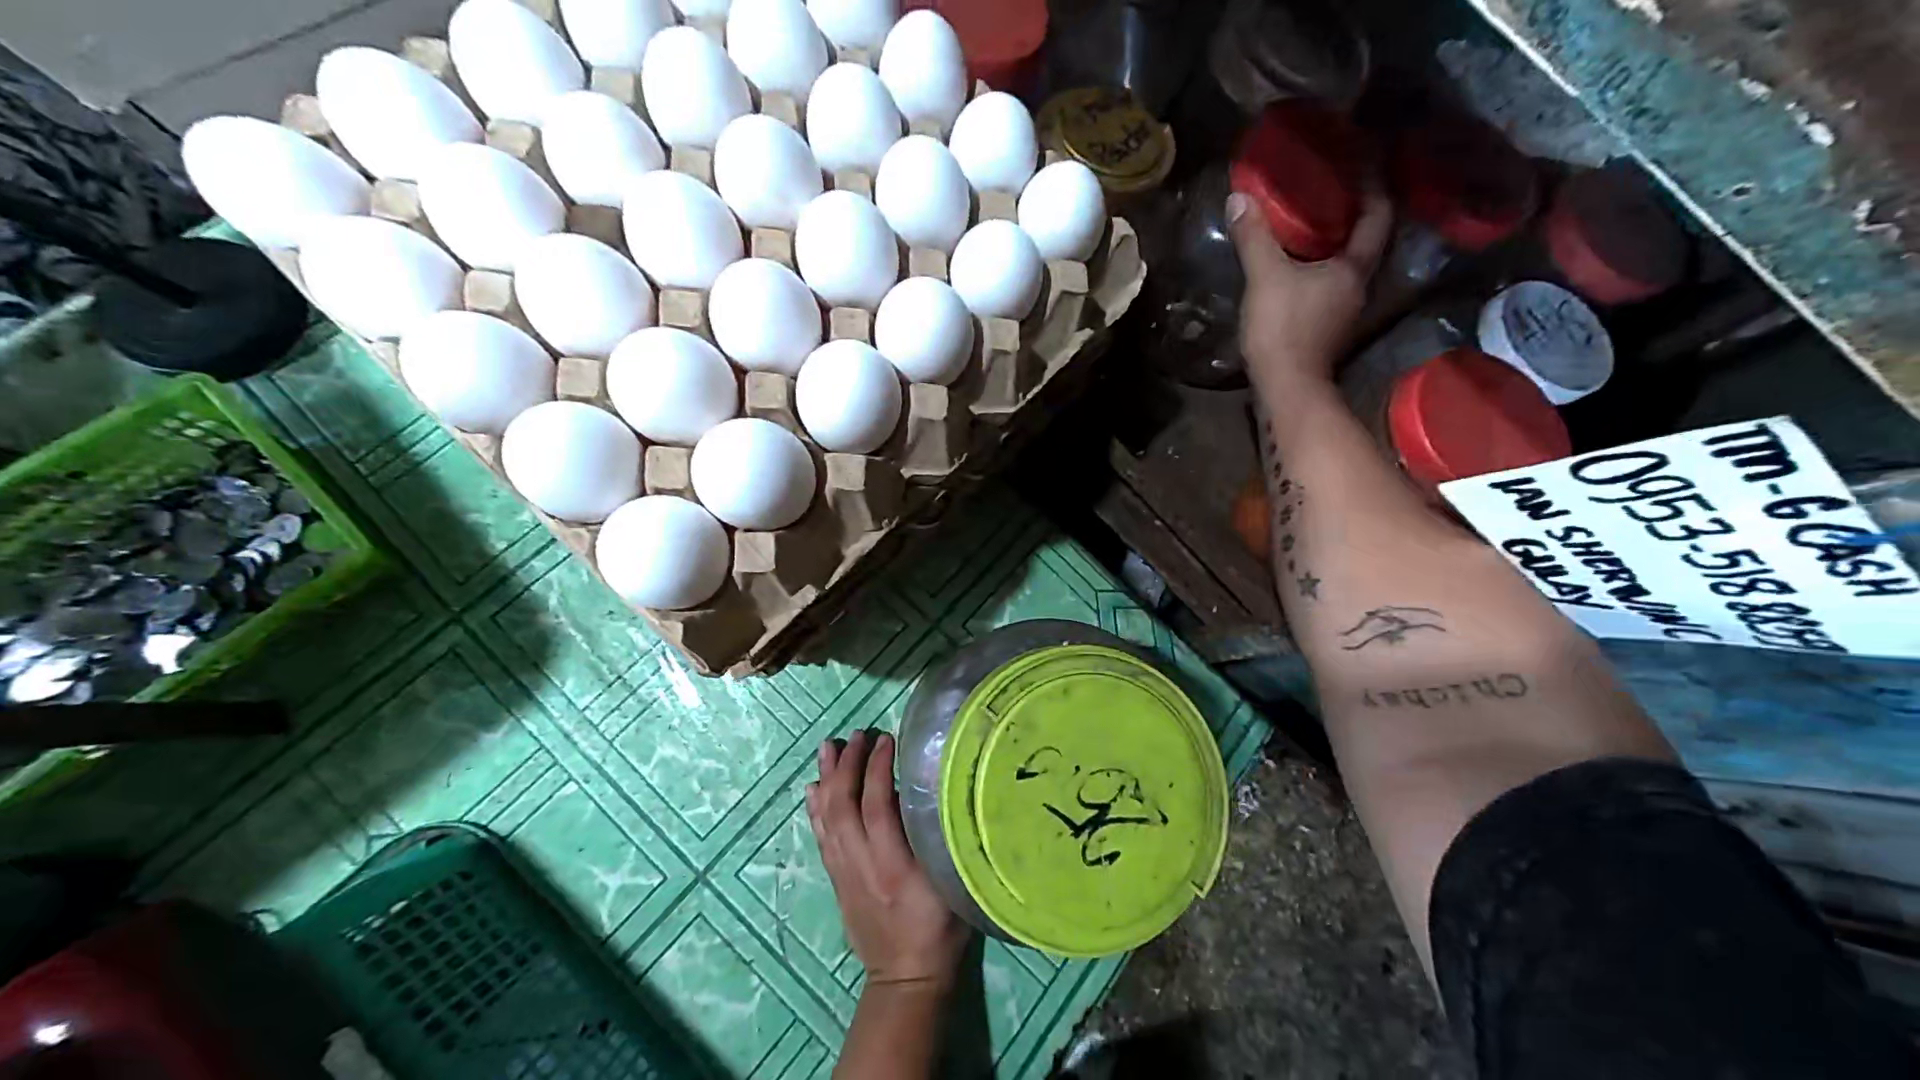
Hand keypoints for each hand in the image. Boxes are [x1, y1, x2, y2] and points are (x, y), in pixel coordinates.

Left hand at [808, 730, 969, 989]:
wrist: (905, 978)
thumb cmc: (940, 930)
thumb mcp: (952, 885)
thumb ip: (939, 842)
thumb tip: (932, 794)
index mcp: (894, 866)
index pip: (877, 806)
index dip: (878, 768)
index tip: (886, 739)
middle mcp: (861, 865)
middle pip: (844, 806)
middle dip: (848, 765)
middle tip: (857, 734)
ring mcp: (844, 873)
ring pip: (827, 818)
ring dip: (827, 779)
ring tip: (828, 747)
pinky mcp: (836, 880)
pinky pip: (821, 837)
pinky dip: (815, 808)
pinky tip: (814, 787)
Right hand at [1229, 184, 1393, 390]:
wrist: (1287, 387)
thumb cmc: (1284, 329)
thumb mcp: (1265, 278)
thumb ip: (1254, 238)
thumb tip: (1239, 198)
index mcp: (1355, 268)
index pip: (1377, 216)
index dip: (1373, 187)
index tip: (1361, 164)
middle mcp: (1359, 286)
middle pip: (1364, 241)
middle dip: (1349, 215)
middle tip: (1328, 191)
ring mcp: (1344, 311)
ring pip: (1345, 266)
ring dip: (1331, 245)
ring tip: (1307, 225)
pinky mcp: (1326, 329)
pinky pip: (1327, 287)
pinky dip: (1317, 270)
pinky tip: (1295, 267)